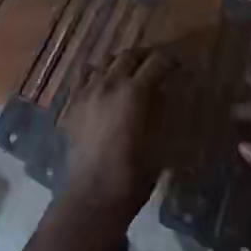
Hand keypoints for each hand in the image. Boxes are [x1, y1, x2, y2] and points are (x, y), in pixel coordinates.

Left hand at [58, 46, 174, 215]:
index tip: (178, 65)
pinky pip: (86, 78)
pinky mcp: (73, 105)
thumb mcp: (158, 142)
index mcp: (134, 92)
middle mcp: (109, 84)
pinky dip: (98, 75)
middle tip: (156, 63)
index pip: (156, 62)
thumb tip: (160, 95)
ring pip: (105, 63)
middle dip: (146, 56)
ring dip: (121, 63)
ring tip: (130, 73)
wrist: (92, 195)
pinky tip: (104, 85)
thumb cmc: (133, 174)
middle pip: (129, 55)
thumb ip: (159, 111)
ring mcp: (87, 92)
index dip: (170, 61)